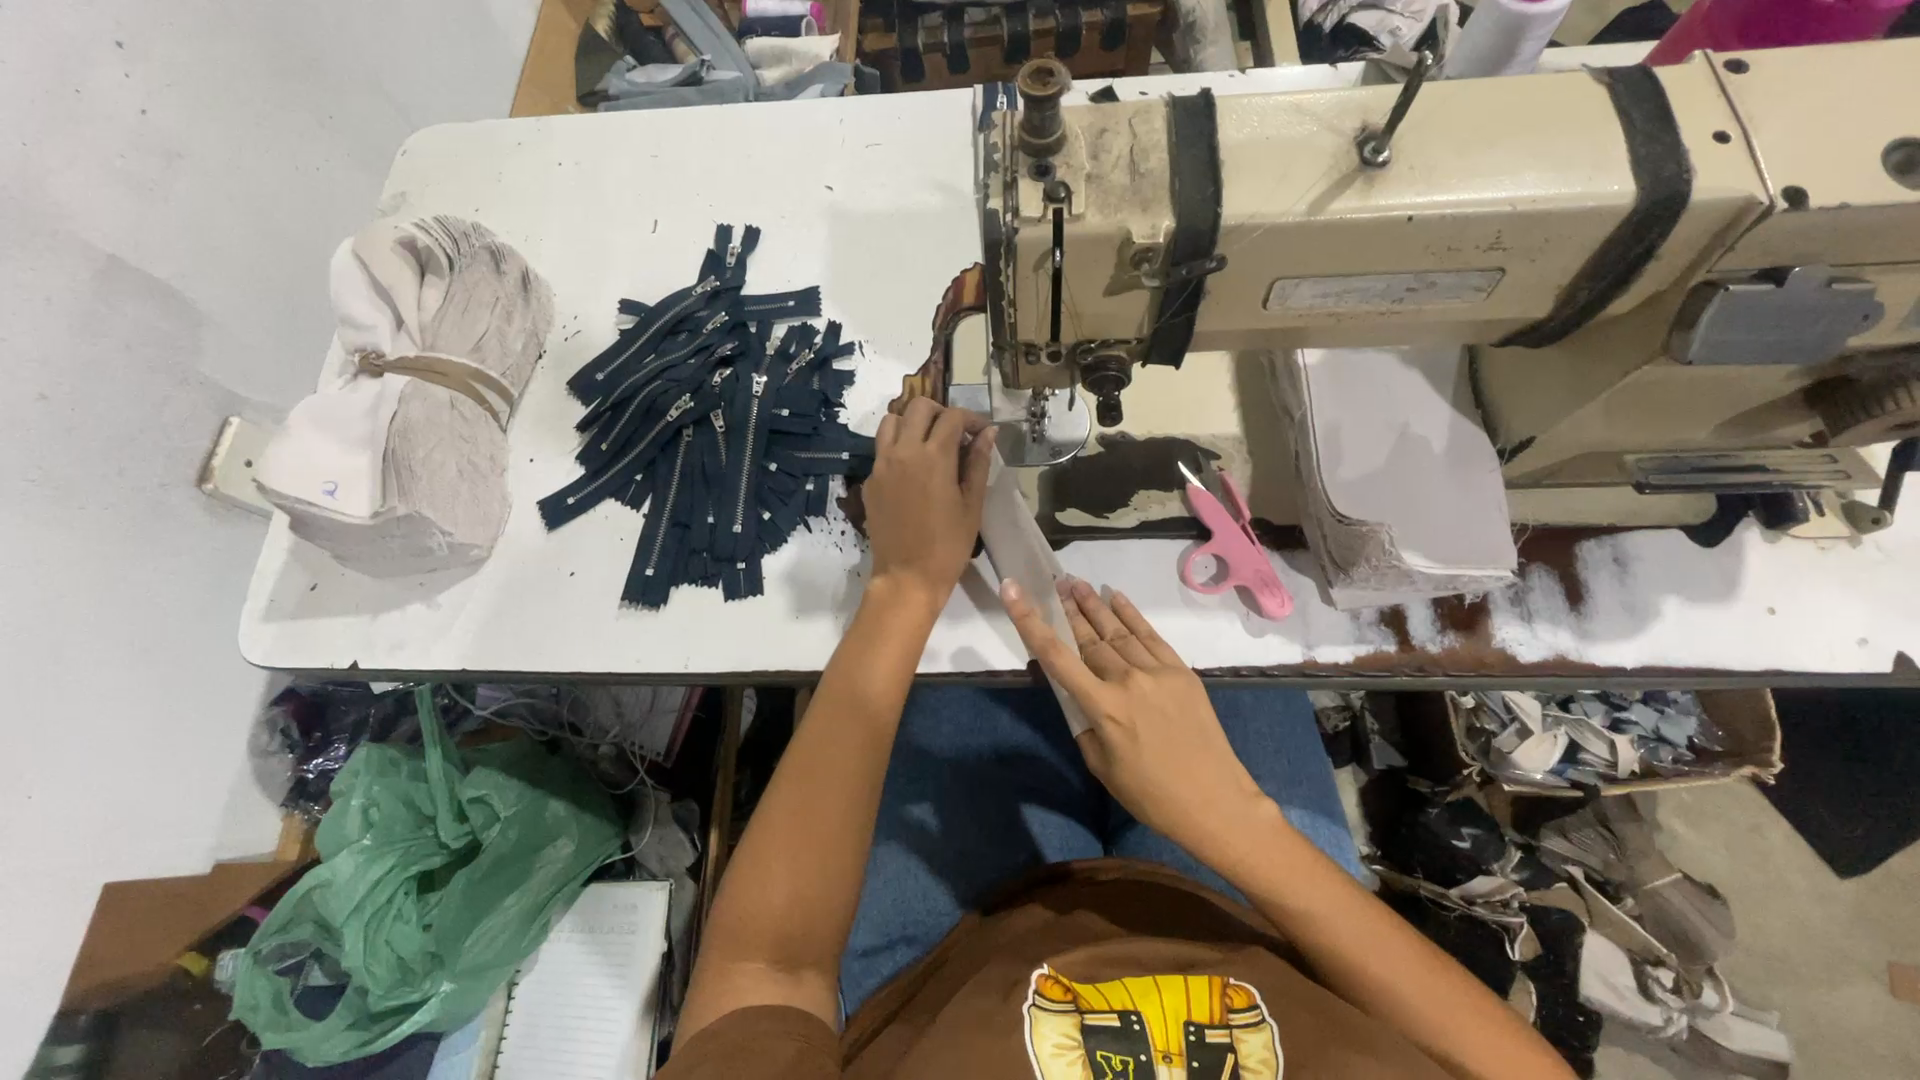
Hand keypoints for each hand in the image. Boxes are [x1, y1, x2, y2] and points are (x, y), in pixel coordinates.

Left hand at [864, 397, 995, 613]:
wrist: (907, 576)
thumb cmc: (948, 545)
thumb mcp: (972, 505)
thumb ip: (979, 463)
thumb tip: (988, 433)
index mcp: (934, 456)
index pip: (952, 416)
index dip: (971, 418)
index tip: (980, 432)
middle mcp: (903, 451)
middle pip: (918, 407)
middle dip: (940, 412)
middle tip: (955, 433)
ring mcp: (881, 465)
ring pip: (891, 421)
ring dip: (912, 423)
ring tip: (928, 443)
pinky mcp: (870, 481)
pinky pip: (881, 450)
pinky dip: (897, 447)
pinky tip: (912, 470)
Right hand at [1001, 577, 1282, 863]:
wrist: (1213, 800)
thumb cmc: (1149, 794)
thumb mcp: (1100, 764)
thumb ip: (1083, 723)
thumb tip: (1073, 693)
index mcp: (1102, 707)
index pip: (1056, 656)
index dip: (1030, 621)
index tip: (1014, 591)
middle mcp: (1127, 680)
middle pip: (1088, 637)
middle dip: (1068, 609)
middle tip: (1054, 583)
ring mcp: (1157, 673)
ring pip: (1118, 631)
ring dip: (1095, 605)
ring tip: (1076, 583)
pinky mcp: (1181, 672)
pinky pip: (1151, 636)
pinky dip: (1132, 615)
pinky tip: (1117, 598)